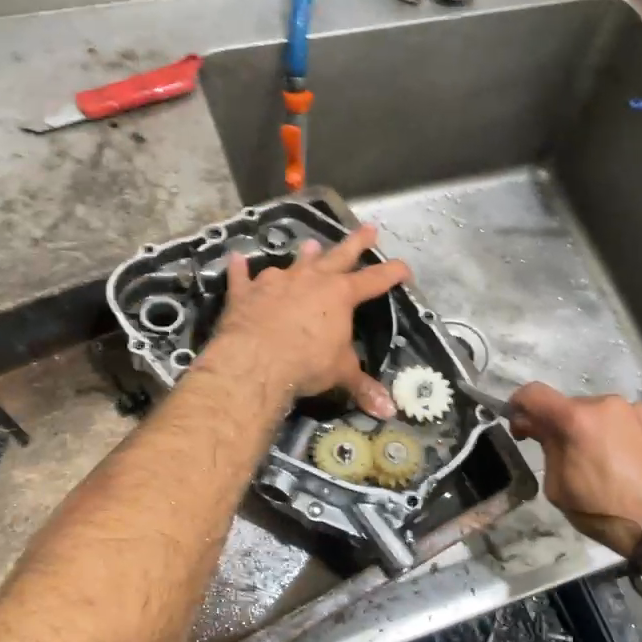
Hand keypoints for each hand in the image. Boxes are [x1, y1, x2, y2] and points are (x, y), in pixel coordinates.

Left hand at [208, 223, 411, 416]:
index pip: (374, 280)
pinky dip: (240, 269)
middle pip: (339, 256)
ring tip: (311, 244)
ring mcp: (277, 282)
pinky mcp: (246, 293)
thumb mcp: (340, 374)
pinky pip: (243, 277)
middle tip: (368, 229)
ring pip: (295, 263)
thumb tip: (388, 412)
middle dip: (356, 243)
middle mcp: (311, 280)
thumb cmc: (307, 364)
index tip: (404, 268)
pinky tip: (236, 258)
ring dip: (304, 255)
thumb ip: (362, 387)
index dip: (392, 273)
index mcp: (340, 295)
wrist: (255, 361)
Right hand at [507, 383, 641, 555]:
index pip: (534, 394)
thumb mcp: (560, 489)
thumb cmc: (607, 511)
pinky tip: (628, 464)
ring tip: (604, 463)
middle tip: (565, 456)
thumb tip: (544, 431)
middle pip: (572, 407)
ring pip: (603, 415)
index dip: (519, 405)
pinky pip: (629, 424)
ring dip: (594, 430)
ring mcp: (639, 411)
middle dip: (562, 426)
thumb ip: (548, 450)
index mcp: (577, 419)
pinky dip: (620, 437)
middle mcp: (608, 404)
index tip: (520, 425)